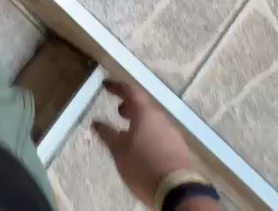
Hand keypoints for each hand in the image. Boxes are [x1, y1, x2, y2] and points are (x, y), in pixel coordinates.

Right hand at [93, 80, 201, 208]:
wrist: (180, 191)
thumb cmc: (144, 165)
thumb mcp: (119, 151)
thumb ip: (107, 134)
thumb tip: (96, 122)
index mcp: (144, 112)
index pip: (130, 90)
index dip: (117, 86)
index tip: (106, 85)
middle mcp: (161, 118)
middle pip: (144, 105)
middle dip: (130, 106)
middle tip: (119, 112)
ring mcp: (173, 133)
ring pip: (154, 120)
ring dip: (140, 122)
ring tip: (129, 133)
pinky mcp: (181, 149)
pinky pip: (162, 134)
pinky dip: (150, 134)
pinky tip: (145, 148)